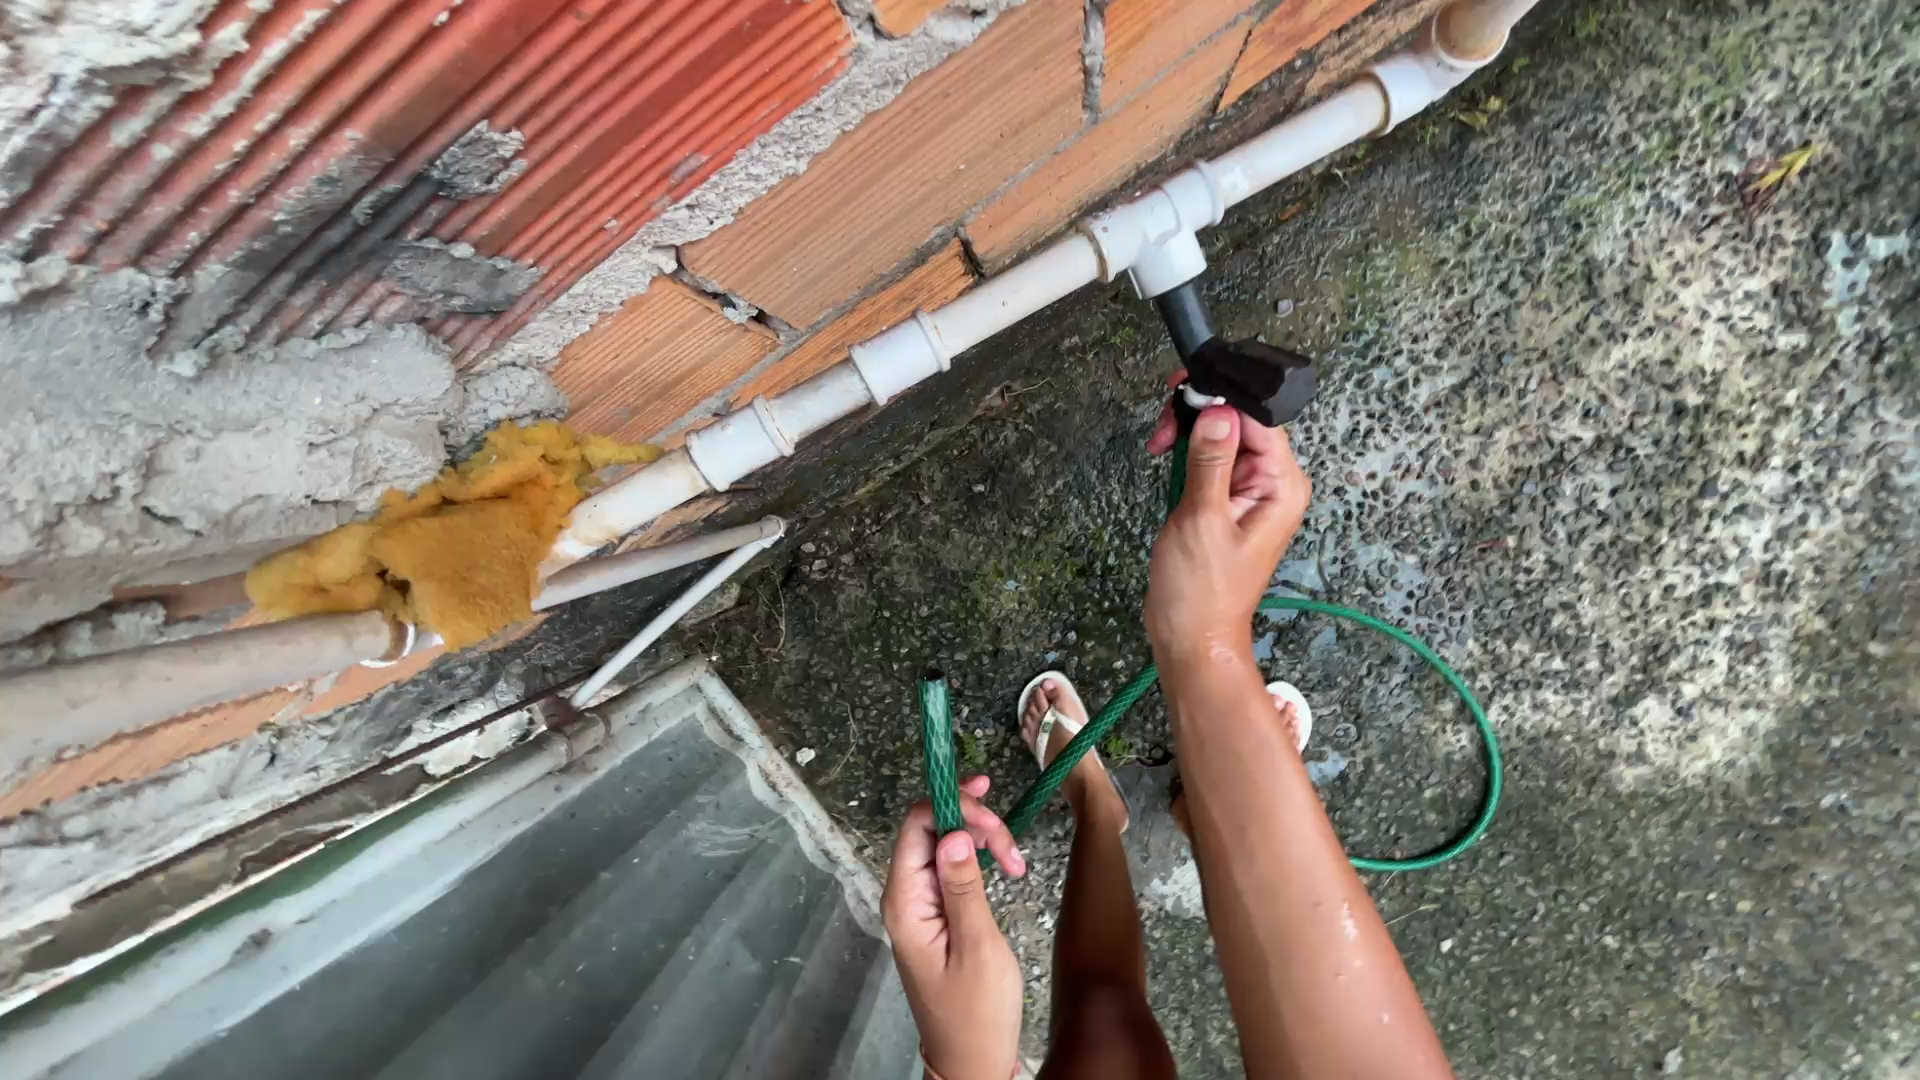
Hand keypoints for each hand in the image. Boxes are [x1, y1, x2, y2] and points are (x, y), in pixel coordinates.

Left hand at [883, 774, 1025, 1079]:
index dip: (952, 807)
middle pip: (931, 826)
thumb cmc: (977, 1012)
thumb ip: (963, 886)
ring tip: (1015, 857)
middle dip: (972, 820)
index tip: (994, 819)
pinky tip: (1004, 860)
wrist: (971, 1061)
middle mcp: (905, 892)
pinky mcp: (937, 907)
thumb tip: (953, 830)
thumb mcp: (977, 947)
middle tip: (1010, 842)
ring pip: (945, 840)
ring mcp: (920, 899)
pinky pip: (952, 862)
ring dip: (981, 836)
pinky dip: (980, 854)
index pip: (916, 824)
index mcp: (905, 900)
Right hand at [1144, 371, 1310, 656]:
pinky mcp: (1223, 499)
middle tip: (1163, 427)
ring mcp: (1246, 491)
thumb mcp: (1202, 519)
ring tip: (1159, 445)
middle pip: (1240, 421)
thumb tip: (1217, 410)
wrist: (1190, 633)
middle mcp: (1270, 483)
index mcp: (1281, 485)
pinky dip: (1185, 452)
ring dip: (1188, 432)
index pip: (1260, 419)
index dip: (1223, 397)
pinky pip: (1209, 459)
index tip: (1184, 390)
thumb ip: (1210, 461)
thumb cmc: (1201, 588)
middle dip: (1200, 414)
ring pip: (1221, 436)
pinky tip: (1164, 457)